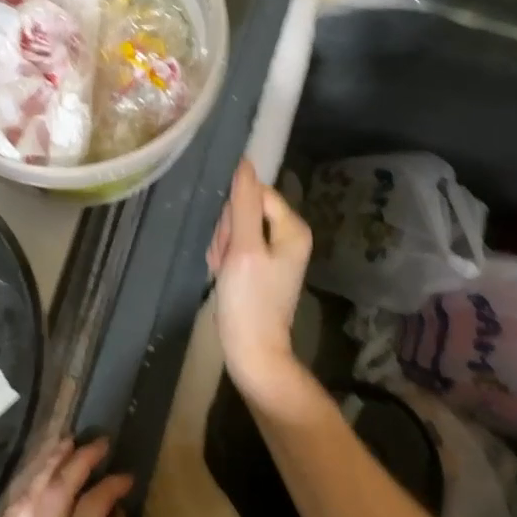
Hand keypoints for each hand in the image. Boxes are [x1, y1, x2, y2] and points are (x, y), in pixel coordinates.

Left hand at [0, 437, 132, 516]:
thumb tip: (117, 511)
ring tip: (67, 441)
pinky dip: (25, 483)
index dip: (112, 486)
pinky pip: (11, 503)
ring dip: (50, 462)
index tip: (128, 477)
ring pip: (31, 489)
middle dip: (81, 460)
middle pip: (59, 487)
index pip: (93, 504)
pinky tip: (35, 471)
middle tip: (102, 441)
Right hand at [207, 158, 312, 406]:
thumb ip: (244, 203)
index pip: (255, 192)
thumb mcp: (243, 248)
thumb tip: (245, 162)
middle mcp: (289, 235)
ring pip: (237, 226)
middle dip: (228, 231)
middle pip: (246, 208)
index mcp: (293, 228)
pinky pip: (237, 244)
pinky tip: (222, 275)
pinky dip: (225, 257)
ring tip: (223, 271)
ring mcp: (276, 252)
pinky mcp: (262, 266)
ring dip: (223, 245)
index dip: (234, 213)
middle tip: (225, 261)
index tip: (229, 242)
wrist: (252, 353)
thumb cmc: (249, 301)